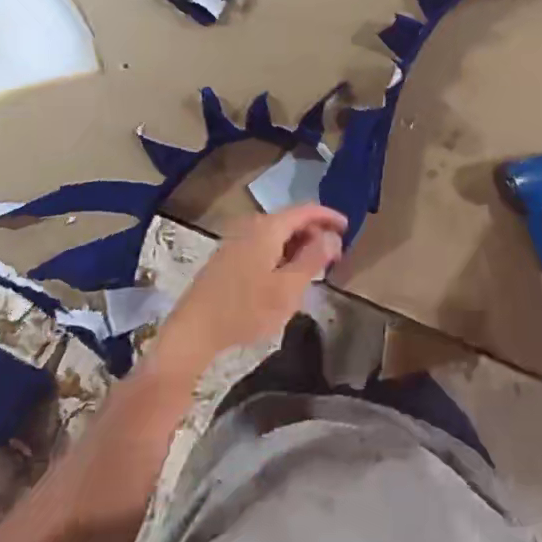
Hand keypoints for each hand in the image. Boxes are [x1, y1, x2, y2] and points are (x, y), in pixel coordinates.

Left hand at [148, 205, 345, 376]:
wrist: (194, 330)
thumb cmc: (245, 310)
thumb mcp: (288, 289)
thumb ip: (312, 259)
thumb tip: (332, 237)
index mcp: (267, 228)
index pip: (305, 211)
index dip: (328, 216)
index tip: (348, 228)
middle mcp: (251, 227)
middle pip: (290, 220)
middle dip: (315, 233)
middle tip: (335, 255)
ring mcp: (236, 241)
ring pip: (276, 235)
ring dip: (298, 246)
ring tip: (314, 267)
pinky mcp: (227, 258)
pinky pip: (263, 245)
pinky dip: (281, 253)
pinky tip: (286, 275)